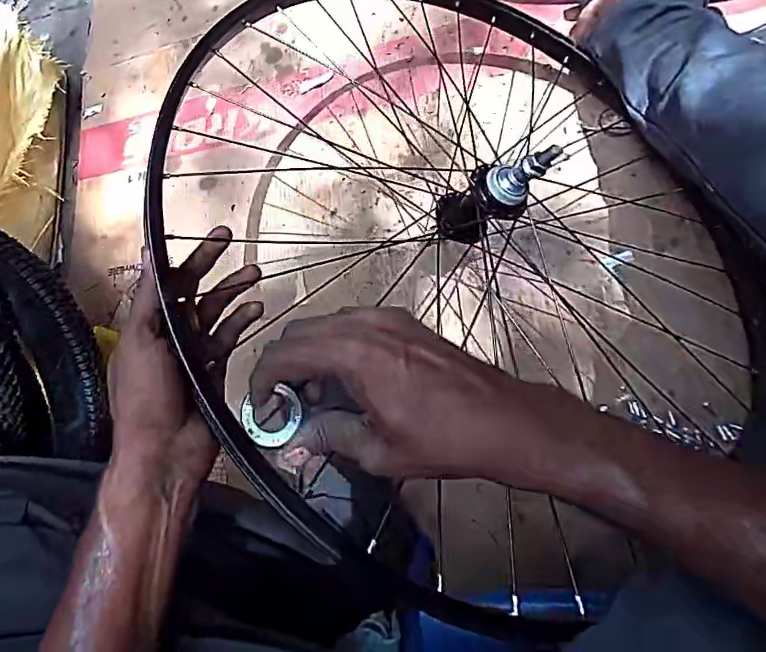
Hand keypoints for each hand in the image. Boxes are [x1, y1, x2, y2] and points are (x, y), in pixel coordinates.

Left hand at [110, 227, 261, 484]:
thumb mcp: (140, 341)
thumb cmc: (143, 398)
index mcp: (149, 323)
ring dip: (233, 289)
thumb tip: (149, 255)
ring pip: (216, 309)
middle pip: (194, 287)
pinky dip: (242, 320)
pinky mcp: (215, 367)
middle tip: (228, 238)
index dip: (187, 255)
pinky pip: (230, 336)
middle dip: (211, 262)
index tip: (205, 236)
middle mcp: (171, 332)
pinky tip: (255, 309)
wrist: (163, 455)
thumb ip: (148, 297)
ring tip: (254, 273)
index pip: (169, 279)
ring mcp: (194, 349)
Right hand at [249, 307, 560, 481]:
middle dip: (283, 366)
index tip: (261, 406)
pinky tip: (351, 381)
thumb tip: (293, 442)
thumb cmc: (443, 438)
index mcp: (353, 352)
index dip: (262, 379)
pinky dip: (336, 346)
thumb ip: (328, 437)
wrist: (503, 418)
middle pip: (300, 332)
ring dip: (310, 355)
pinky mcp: (402, 319)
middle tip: (287, 406)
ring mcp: (386, 316)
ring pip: (325, 325)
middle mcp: (364, 323)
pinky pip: (352, 323)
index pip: (285, 353)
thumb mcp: (378, 449)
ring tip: (320, 398)